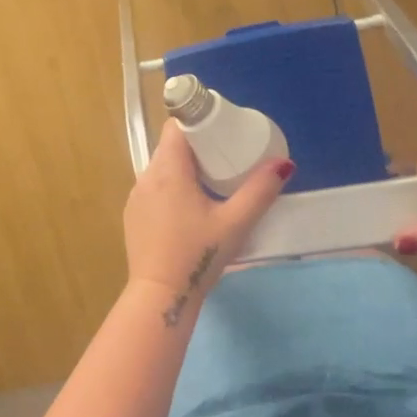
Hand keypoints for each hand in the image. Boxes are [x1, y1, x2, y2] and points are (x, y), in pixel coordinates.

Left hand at [124, 120, 292, 312]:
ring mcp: (135, 197)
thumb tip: (283, 163)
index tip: (222, 130)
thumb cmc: (197, 254)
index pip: (176, 128)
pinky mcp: (132, 215)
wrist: (160, 294)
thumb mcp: (235, 222)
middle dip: (197, 147)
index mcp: (167, 170)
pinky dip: (171, 188)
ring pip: (161, 169)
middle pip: (170, 148)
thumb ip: (260, 191)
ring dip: (184, 169)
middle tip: (227, 155)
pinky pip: (153, 189)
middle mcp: (145, 177)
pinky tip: (190, 205)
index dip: (198, 122)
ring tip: (212, 180)